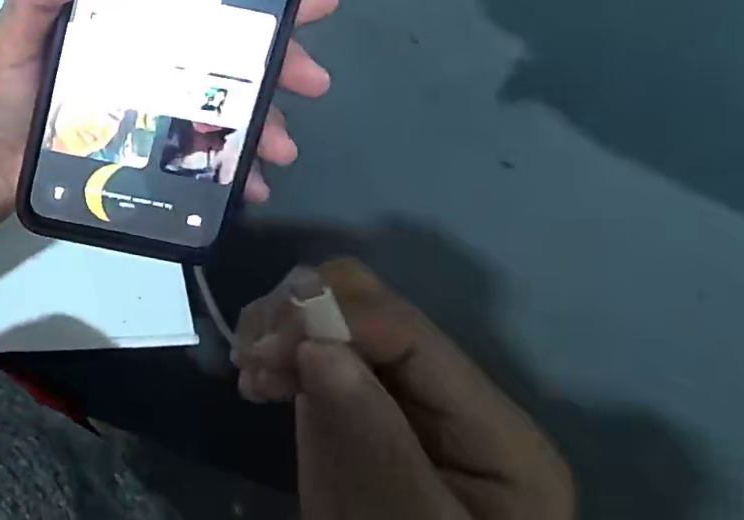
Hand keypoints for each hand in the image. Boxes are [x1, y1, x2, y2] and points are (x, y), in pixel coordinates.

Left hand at [0, 0, 339, 201]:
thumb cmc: (2, 89)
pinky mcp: (152, 142)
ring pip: (224, 97)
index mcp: (124, 9)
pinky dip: (232, 164)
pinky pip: (203, 148)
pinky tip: (249, 182)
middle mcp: (148, 46)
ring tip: (280, 147)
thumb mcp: (16, 31)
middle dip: (277, 57)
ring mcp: (154, 95)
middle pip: (225, 43)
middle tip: (312, 77)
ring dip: (263, 117)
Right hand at [233, 260, 573, 519]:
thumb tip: (316, 345)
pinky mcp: (359, 398)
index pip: (406, 333)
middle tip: (255, 356)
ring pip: (336, 307)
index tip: (264, 349)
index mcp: (493, 427)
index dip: (331, 321)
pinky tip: (255, 380)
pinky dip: (277, 345)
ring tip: (250, 371)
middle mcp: (450, 391)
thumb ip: (373, 439)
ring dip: (281, 324)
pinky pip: (314, 342)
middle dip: (303, 313)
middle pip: (372, 304)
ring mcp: (401, 391)